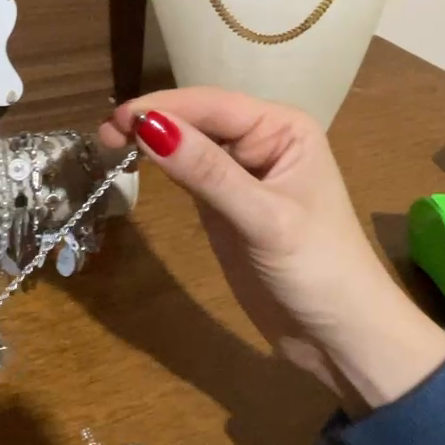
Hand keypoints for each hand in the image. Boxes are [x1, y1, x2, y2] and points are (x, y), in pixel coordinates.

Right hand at [99, 88, 444, 413]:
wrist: (341, 339)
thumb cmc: (318, 271)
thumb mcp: (263, 219)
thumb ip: (206, 172)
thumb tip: (147, 126)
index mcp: (283, 128)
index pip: (213, 104)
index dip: (163, 107)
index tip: (115, 117)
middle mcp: (263, 139)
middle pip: (198, 117)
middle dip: (153, 121)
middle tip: (103, 135)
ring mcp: (243, 172)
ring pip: (190, 142)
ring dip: (153, 140)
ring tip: (108, 143)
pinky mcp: (226, 203)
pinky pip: (189, 172)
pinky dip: (162, 165)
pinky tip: (135, 160)